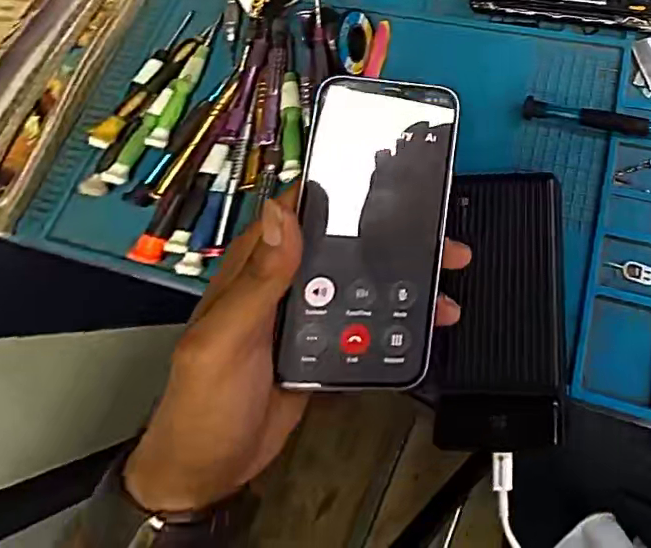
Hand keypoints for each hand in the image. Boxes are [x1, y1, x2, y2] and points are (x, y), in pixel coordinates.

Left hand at [123, 192, 472, 511]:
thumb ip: (255, 280)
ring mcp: (314, 307)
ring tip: (449, 268)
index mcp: (260, 263)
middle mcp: (291, 276)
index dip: (345, 185)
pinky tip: (432, 313)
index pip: (305, 207)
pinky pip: (373, 312)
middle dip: (397, 230)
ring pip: (368, 273)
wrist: (210, 473)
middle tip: (439, 231)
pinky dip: (405, 310)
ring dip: (410, 270)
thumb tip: (280, 211)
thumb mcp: (222, 340)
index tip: (393, 177)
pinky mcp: (331, 337)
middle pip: (350, 237)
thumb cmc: (201, 404)